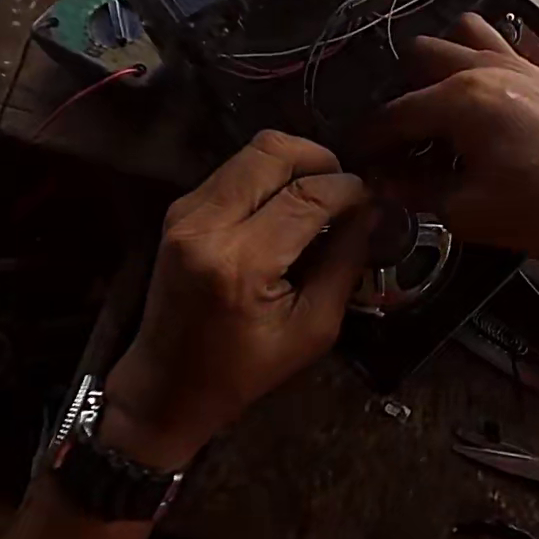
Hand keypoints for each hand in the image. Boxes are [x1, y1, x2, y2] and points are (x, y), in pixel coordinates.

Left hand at [101, 131, 370, 468]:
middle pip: (274, 150)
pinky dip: (271, 176)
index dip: (349, 189)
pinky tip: (287, 207)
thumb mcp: (314, 328)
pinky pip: (237, 168)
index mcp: (241, 262)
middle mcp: (206, 224)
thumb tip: (373, 211)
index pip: (307, 195)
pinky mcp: (180, 209)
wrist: (165, 387)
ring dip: (296, 164)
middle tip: (344, 190)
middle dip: (322, 160)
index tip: (371, 200)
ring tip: (319, 198)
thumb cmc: (244, 370)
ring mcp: (186, 212)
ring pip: (254, 151)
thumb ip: (347, 261)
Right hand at [365, 13, 538, 297]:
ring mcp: (524, 67)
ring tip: (442, 110)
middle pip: (424, 56)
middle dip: (403, 93)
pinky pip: (502, 53)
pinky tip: (485, 113)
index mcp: (462, 99)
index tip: (362, 155)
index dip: (372, 138)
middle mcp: (491, 70)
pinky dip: (480, 70)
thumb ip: (419, 190)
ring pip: (465, 37)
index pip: (397, 112)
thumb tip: (390, 183)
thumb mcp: (468, 210)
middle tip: (403, 136)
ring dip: (443, 65)